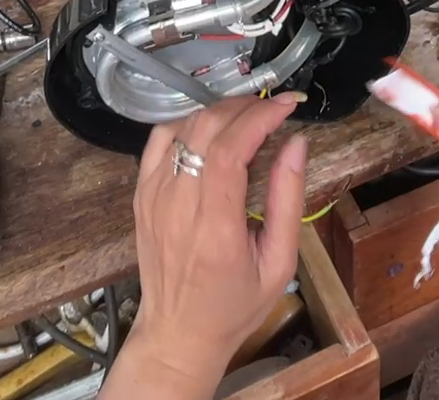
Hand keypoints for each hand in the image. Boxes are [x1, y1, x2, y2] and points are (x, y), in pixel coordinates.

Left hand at [101, 94, 308, 399]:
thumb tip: (296, 143)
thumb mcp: (279, 263)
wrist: (178, 334)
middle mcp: (177, 205)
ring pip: (184, 127)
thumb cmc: (235, 305)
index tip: (287, 104)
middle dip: (245, 107)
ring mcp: (153, 195)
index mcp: (215, 228)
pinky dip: (189, 122)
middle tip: (273, 107)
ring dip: (220, 111)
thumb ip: (287, 199)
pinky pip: (160, 138)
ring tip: (249, 115)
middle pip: (206, 129)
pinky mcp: (141, 192)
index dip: (259, 117)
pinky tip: (211, 129)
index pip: (230, 150)